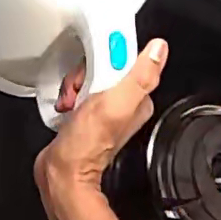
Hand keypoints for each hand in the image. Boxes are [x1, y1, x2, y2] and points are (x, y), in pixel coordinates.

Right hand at [35, 37, 167, 196]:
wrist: (61, 171)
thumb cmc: (88, 143)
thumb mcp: (117, 102)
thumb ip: (140, 75)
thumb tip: (159, 48)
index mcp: (137, 99)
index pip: (125, 60)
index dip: (107, 59)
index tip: (96, 71)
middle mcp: (123, 104)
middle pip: (104, 67)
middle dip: (85, 75)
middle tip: (81, 92)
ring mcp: (103, 110)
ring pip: (88, 78)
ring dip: (73, 87)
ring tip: (72, 104)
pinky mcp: (85, 114)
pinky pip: (77, 91)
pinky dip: (68, 96)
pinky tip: (67, 109)